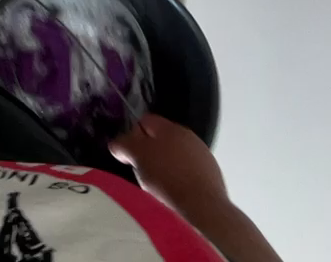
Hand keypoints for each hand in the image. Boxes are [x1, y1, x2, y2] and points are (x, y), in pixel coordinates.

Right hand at [109, 114, 227, 217]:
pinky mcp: (213, 176)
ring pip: (176, 155)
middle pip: (161, 138)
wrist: (204, 208)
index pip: (144, 121)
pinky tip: (177, 192)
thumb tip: (117, 145)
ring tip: (160, 185)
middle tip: (143, 170)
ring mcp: (203, 155)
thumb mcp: (136, 157)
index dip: (133, 135)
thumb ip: (122, 145)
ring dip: (167, 165)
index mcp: (169, 127)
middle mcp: (188, 135)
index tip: (130, 154)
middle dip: (150, 151)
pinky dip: (181, 177)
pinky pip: (190, 171)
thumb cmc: (166, 177)